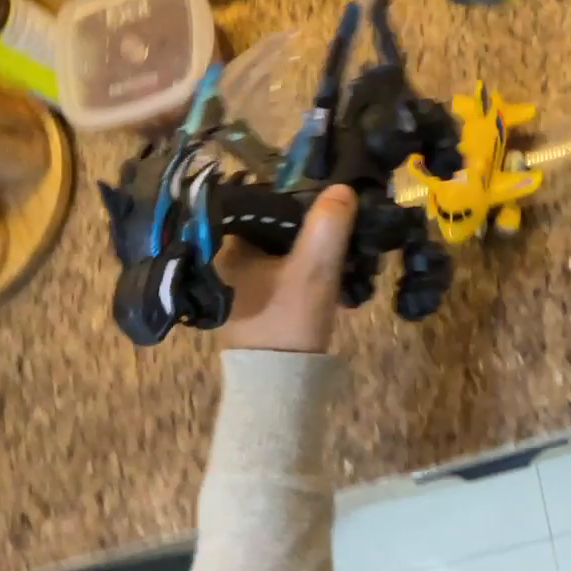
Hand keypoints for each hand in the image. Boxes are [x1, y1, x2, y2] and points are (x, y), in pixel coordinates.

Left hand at [214, 186, 356, 353]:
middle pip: (274, 226)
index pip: (258, 202)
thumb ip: (328, 225)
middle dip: (312, 227)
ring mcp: (239, 283)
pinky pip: (287, 271)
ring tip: (347, 253)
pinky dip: (310, 269)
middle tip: (343, 226)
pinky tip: (337, 277)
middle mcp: (223, 260)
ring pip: (283, 250)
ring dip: (315, 249)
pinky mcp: (257, 301)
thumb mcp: (313, 269)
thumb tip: (342, 187)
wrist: (280, 383)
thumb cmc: (286, 320)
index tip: (327, 201)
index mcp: (223, 246)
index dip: (295, 198)